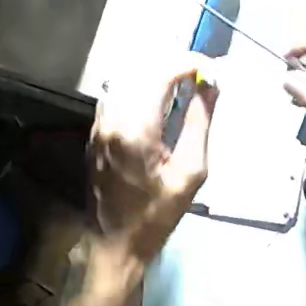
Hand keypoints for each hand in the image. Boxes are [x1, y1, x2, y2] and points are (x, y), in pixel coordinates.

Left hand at [90, 54, 217, 262]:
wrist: (115, 243)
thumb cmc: (158, 213)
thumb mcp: (191, 172)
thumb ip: (200, 122)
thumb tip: (211, 84)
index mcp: (135, 129)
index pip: (160, 73)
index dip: (188, 62)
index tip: (211, 69)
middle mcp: (111, 119)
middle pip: (141, 70)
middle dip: (173, 64)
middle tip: (200, 74)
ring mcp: (98, 125)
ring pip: (126, 79)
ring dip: (154, 74)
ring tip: (182, 84)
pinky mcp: (94, 132)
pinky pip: (116, 95)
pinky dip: (138, 88)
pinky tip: (157, 100)